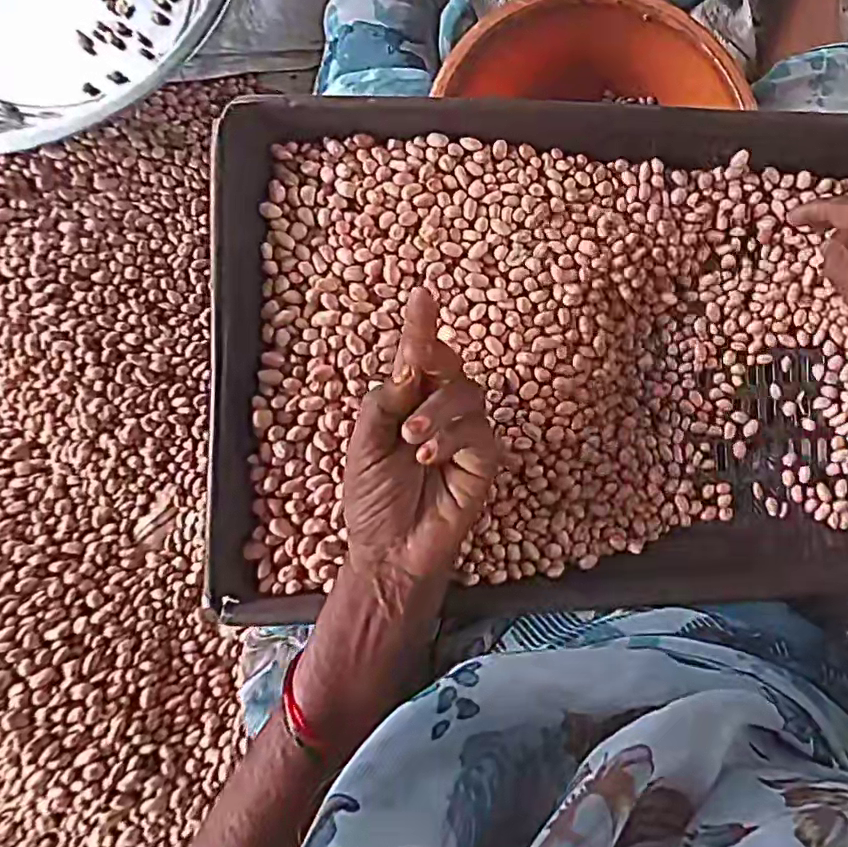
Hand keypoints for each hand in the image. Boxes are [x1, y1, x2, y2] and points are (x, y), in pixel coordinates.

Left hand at [339, 288, 500, 582]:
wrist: (388, 551)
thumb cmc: (373, 498)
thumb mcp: (363, 444)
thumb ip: (385, 402)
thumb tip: (408, 364)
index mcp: (410, 402)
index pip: (420, 357)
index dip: (422, 327)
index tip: (423, 295)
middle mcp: (441, 410)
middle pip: (450, 366)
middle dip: (433, 363)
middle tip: (412, 374)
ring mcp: (465, 434)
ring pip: (467, 394)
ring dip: (439, 410)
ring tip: (413, 438)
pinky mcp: (483, 459)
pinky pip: (478, 432)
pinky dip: (452, 437)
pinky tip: (429, 456)